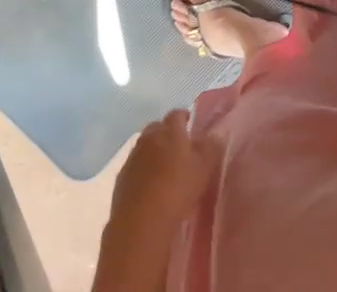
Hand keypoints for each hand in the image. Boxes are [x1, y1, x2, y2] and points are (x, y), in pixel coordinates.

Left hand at [105, 109, 219, 244]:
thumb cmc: (178, 189)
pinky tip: (151, 186)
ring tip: (166, 168)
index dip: (185, 117)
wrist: (141, 221)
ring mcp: (132, 157)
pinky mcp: (122, 177)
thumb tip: (214, 133)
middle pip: (158, 128)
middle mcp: (148, 138)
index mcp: (169, 131)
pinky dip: (143, 170)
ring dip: (155, 152)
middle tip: (181, 148)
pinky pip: (136, 166)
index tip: (192, 124)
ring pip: (145, 147)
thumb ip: (211, 147)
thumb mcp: (204, 168)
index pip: (177, 115)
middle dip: (168, 133)